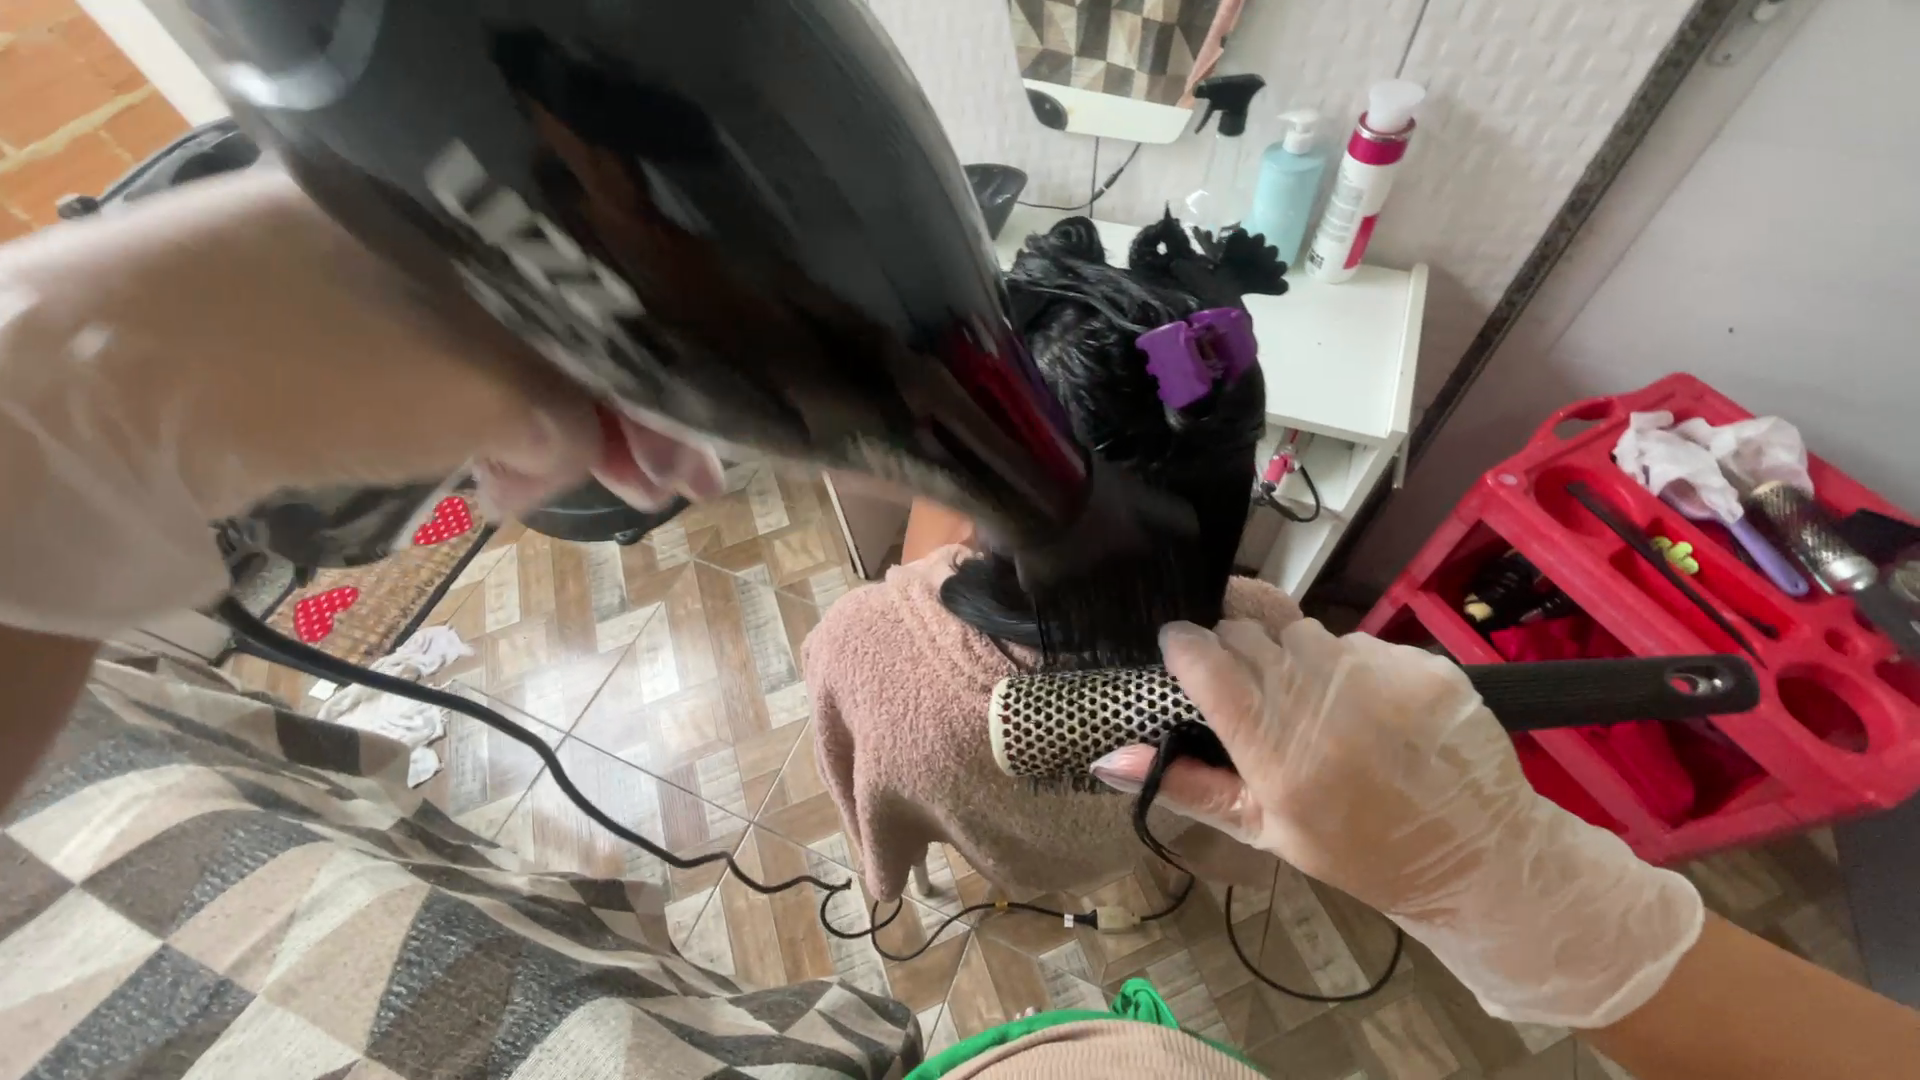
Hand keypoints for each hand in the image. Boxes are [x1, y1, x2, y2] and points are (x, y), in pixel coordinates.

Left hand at [0, 168, 714, 637]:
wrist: (68, 424)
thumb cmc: (299, 372)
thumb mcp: (481, 388)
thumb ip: (573, 415)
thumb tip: (602, 453)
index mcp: (458, 215)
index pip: (604, 303)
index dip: (662, 382)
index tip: (700, 454)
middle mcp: (428, 248)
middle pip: (568, 340)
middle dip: (623, 422)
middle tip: (668, 492)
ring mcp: (378, 302)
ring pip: (517, 375)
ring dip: (560, 444)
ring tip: (566, 502)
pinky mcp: (342, 362)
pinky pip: (458, 399)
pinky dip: (491, 446)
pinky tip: (498, 489)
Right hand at [1090, 618, 1703, 1028]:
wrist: (1479, 858)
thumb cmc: (1356, 851)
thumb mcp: (1261, 829)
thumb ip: (1184, 785)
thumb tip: (1105, 759)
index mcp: (1276, 752)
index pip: (1205, 659)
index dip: (1182, 643)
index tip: (1176, 648)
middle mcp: (1322, 701)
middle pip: (1243, 628)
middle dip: (1228, 642)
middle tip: (1241, 680)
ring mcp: (1376, 676)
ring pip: (1296, 627)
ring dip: (1284, 649)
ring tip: (1304, 694)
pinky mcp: (1418, 662)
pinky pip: (1353, 639)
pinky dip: (1341, 661)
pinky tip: (1360, 700)